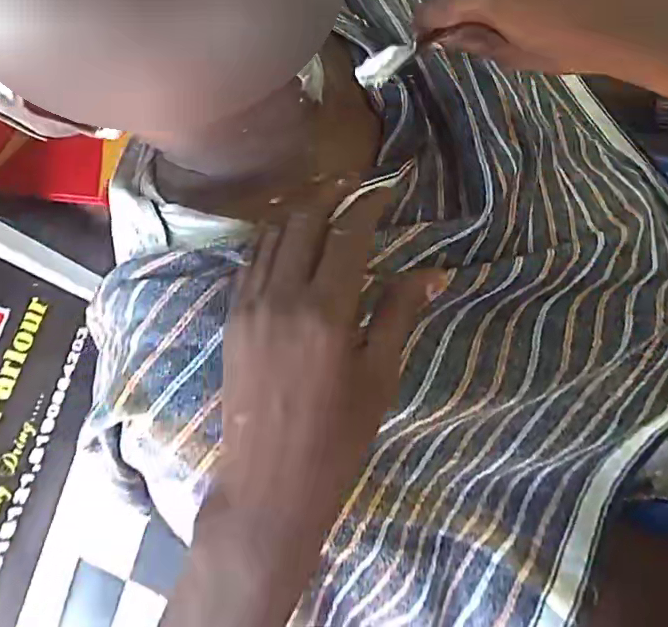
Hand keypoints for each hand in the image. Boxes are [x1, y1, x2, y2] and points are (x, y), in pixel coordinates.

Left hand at [167, 184, 447, 626]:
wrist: (268, 484)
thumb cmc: (337, 438)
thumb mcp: (380, 377)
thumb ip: (401, 313)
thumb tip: (435, 270)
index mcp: (327, 311)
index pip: (348, 234)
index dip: (368, 204)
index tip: (385, 188)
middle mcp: (283, 295)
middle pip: (304, 220)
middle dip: (330, 193)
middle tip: (352, 183)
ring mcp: (250, 302)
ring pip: (272, 233)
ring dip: (298, 209)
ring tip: (321, 198)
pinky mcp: (232, 315)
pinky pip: (251, 258)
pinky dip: (271, 236)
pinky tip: (287, 235)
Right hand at [414, 0, 667, 84]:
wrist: (621, 23)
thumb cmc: (565, 48)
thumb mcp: (511, 54)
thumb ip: (471, 41)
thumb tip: (442, 38)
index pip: (431, 8)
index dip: (421, 27)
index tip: (422, 43)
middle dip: (437, 6)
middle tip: (444, 32)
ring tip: (475, 16)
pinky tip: (506, 1)